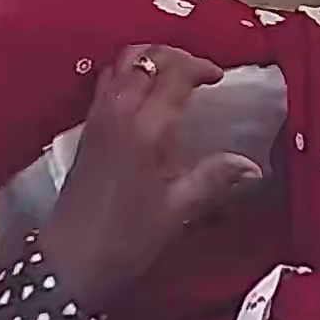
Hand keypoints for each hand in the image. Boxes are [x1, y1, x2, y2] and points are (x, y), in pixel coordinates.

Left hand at [38, 46, 261, 308]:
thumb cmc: (127, 239)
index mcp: (147, 127)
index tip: (219, 77)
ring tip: (173, 73)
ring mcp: (100, 113)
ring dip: (152, 57)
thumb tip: (253, 165)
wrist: (67, 265)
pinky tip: (144, 89)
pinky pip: (109, 76)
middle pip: (148, 57)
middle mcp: (121, 109)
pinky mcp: (88, 123)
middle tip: (199, 72)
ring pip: (125, 60)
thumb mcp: (177, 212)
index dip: (200, 66)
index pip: (175, 73)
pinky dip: (130, 69)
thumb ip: (214, 179)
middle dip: (177, 55)